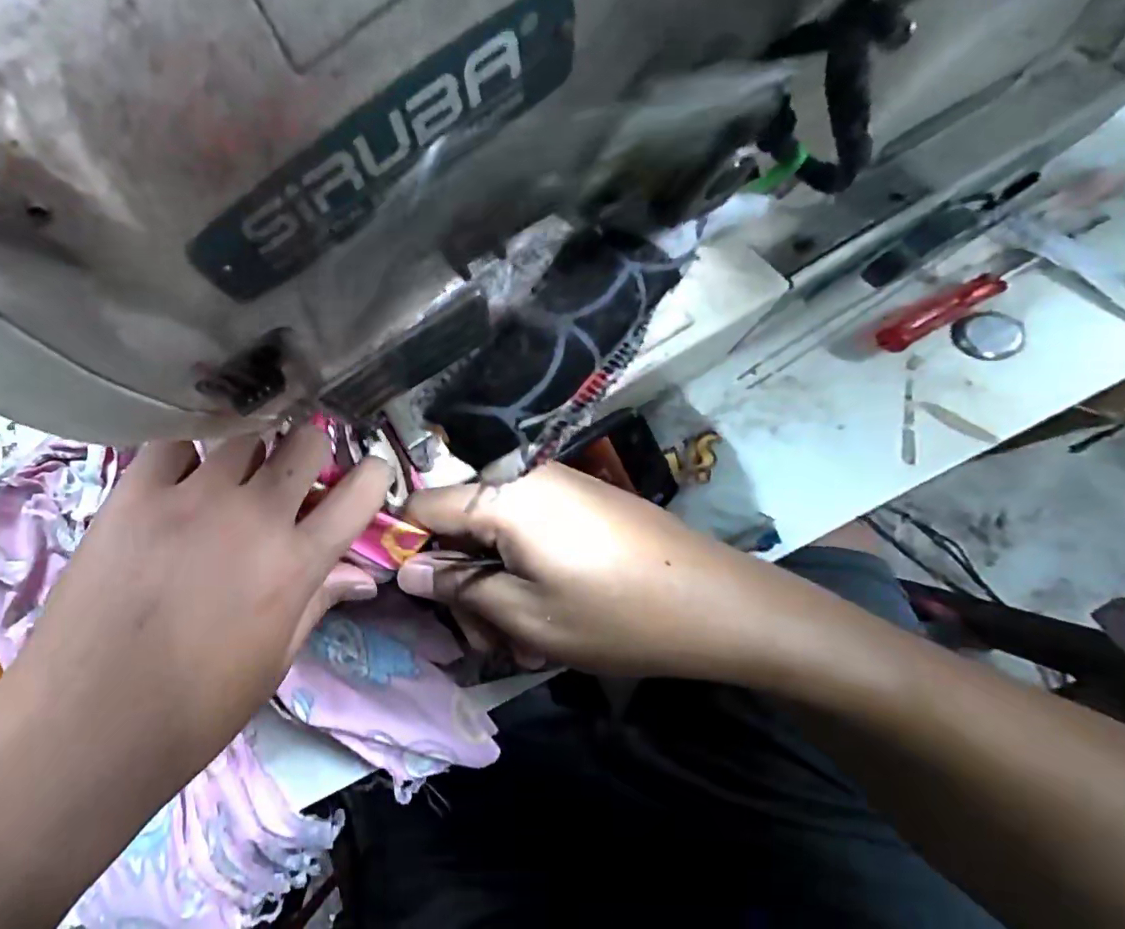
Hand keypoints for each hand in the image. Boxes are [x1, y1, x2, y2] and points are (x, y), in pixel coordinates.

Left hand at [10, 429, 391, 767]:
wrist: (83, 727)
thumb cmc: (191, 712)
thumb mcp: (272, 664)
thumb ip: (317, 604)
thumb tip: (359, 576)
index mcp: (295, 564)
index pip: (359, 492)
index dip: (372, 476)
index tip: (364, 478)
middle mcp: (254, 516)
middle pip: (306, 441)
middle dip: (310, 453)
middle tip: (291, 476)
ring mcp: (193, 497)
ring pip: (246, 433)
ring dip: (253, 449)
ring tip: (234, 474)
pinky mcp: (136, 492)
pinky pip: (175, 439)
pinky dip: (188, 449)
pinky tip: (181, 472)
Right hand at [399, 464, 814, 680]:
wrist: (720, 605)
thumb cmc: (615, 614)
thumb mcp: (526, 616)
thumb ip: (458, 588)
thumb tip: (406, 570)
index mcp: (503, 495)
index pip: (422, 505)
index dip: (403, 547)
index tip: (408, 595)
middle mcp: (524, 479)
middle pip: (460, 525)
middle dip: (461, 585)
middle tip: (484, 643)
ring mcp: (557, 490)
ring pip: (495, 537)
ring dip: (496, 589)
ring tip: (524, 646)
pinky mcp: (580, 505)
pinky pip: (529, 533)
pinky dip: (524, 574)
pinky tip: (547, 620)